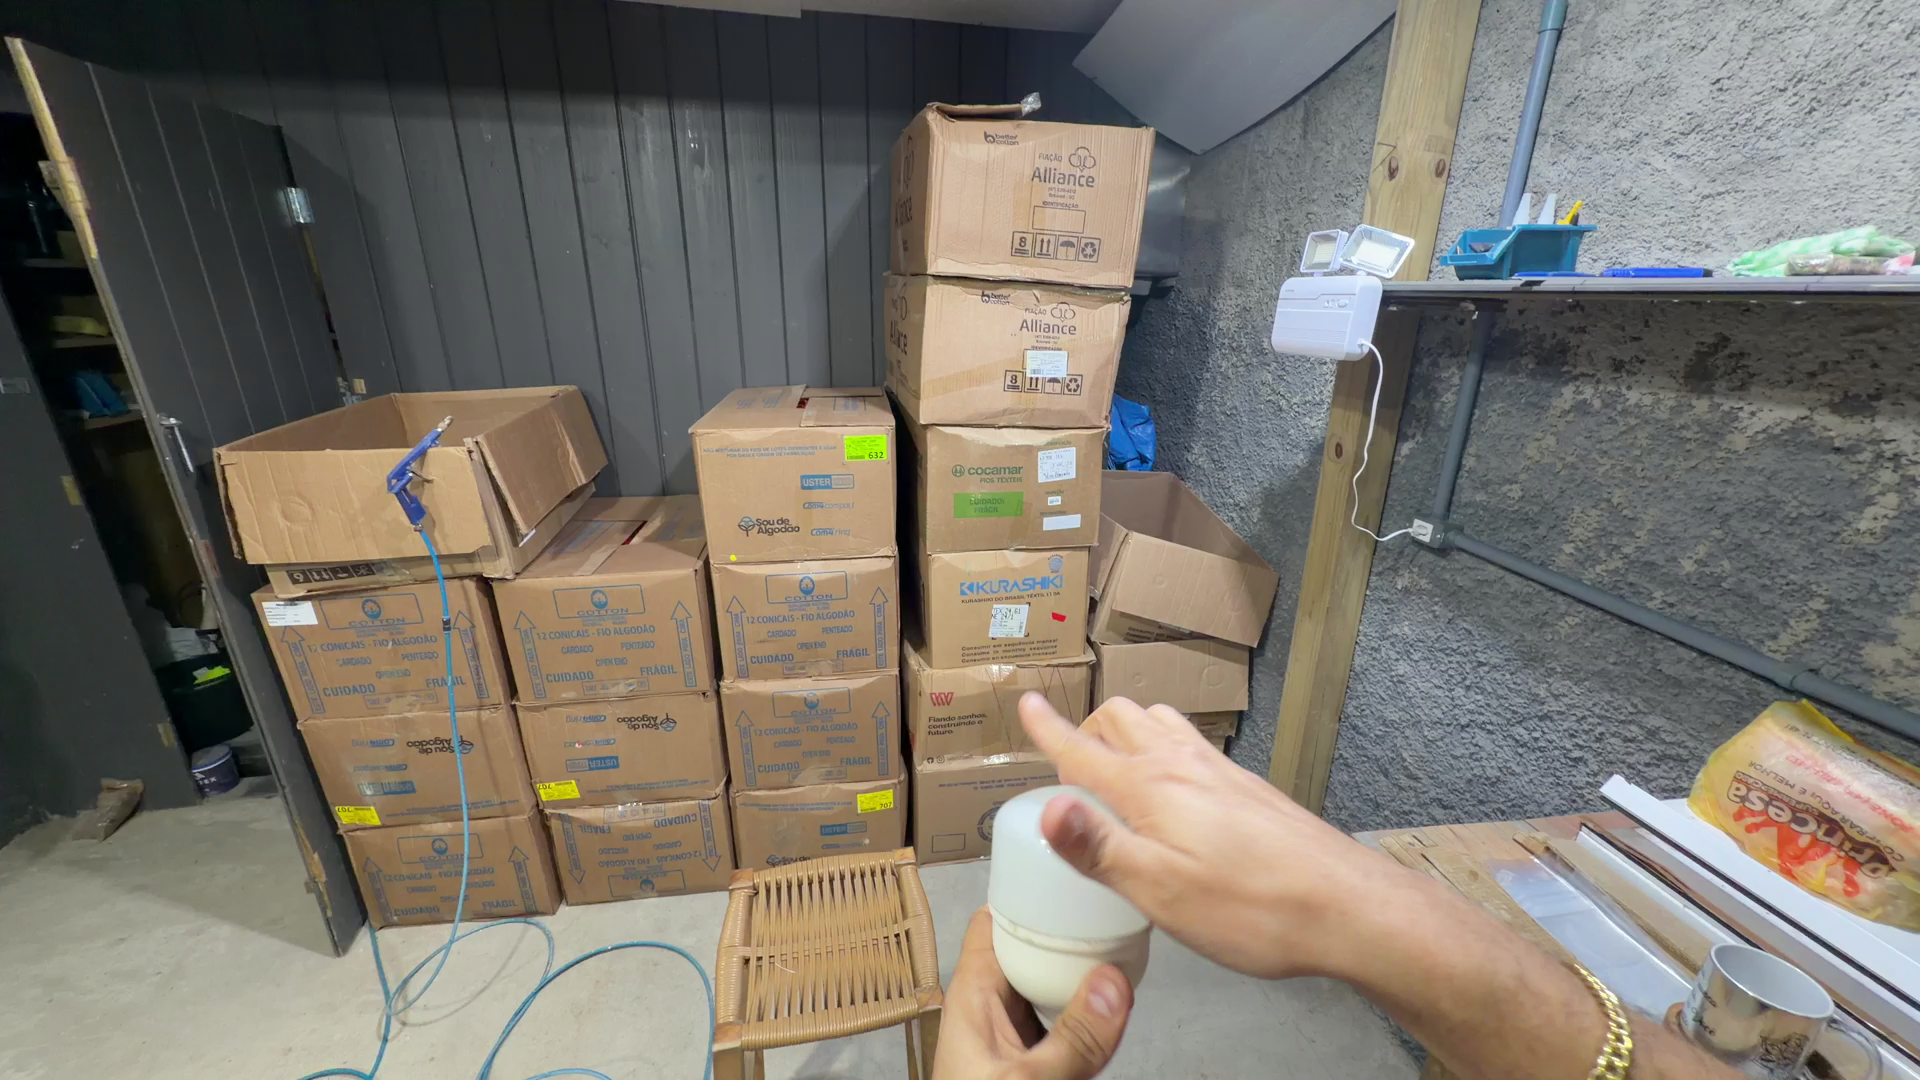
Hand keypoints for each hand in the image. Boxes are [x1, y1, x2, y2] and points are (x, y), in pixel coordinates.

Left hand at [932, 908, 1132, 1079]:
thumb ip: (1076, 1038)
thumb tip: (1118, 979)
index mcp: (972, 992)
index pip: (990, 919)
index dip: (1022, 893)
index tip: (1065, 875)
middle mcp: (987, 1002)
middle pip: (1020, 944)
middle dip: (1058, 927)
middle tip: (1104, 904)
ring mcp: (1006, 1030)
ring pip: (1039, 980)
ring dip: (1071, 964)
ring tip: (1112, 935)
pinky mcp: (1026, 1057)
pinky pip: (1052, 1014)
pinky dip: (1077, 1002)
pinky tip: (1108, 996)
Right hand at [1019, 692, 1396, 980]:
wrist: (1346, 904)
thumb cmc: (1245, 905)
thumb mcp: (1159, 889)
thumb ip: (1097, 846)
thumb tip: (1045, 806)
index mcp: (1148, 787)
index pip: (1083, 749)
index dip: (1048, 729)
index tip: (1025, 703)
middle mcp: (1178, 762)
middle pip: (1119, 716)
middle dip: (1087, 730)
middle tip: (1077, 771)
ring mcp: (1215, 766)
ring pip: (1157, 718)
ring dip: (1127, 729)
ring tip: (1120, 765)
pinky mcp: (1242, 781)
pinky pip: (1188, 737)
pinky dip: (1162, 741)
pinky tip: (1177, 783)